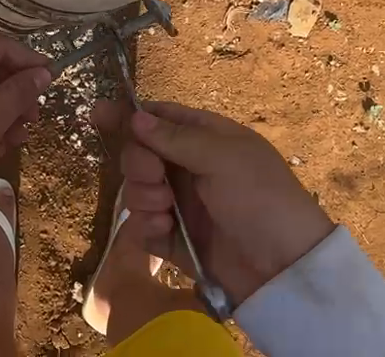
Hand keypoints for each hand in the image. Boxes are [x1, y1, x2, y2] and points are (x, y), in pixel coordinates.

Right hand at [92, 100, 335, 306]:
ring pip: (136, 188)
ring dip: (143, 196)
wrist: (286, 271)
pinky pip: (142, 226)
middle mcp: (187, 167)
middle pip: (139, 152)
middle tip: (156, 176)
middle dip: (139, 162)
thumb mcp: (223, 157)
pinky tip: (164, 231)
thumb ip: (175, 137)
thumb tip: (135, 118)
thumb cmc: (262, 198)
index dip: (129, 115)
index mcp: (204, 137)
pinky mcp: (174, 240)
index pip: (158, 117)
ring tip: (166, 210)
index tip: (98, 113)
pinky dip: (147, 227)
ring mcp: (180, 204)